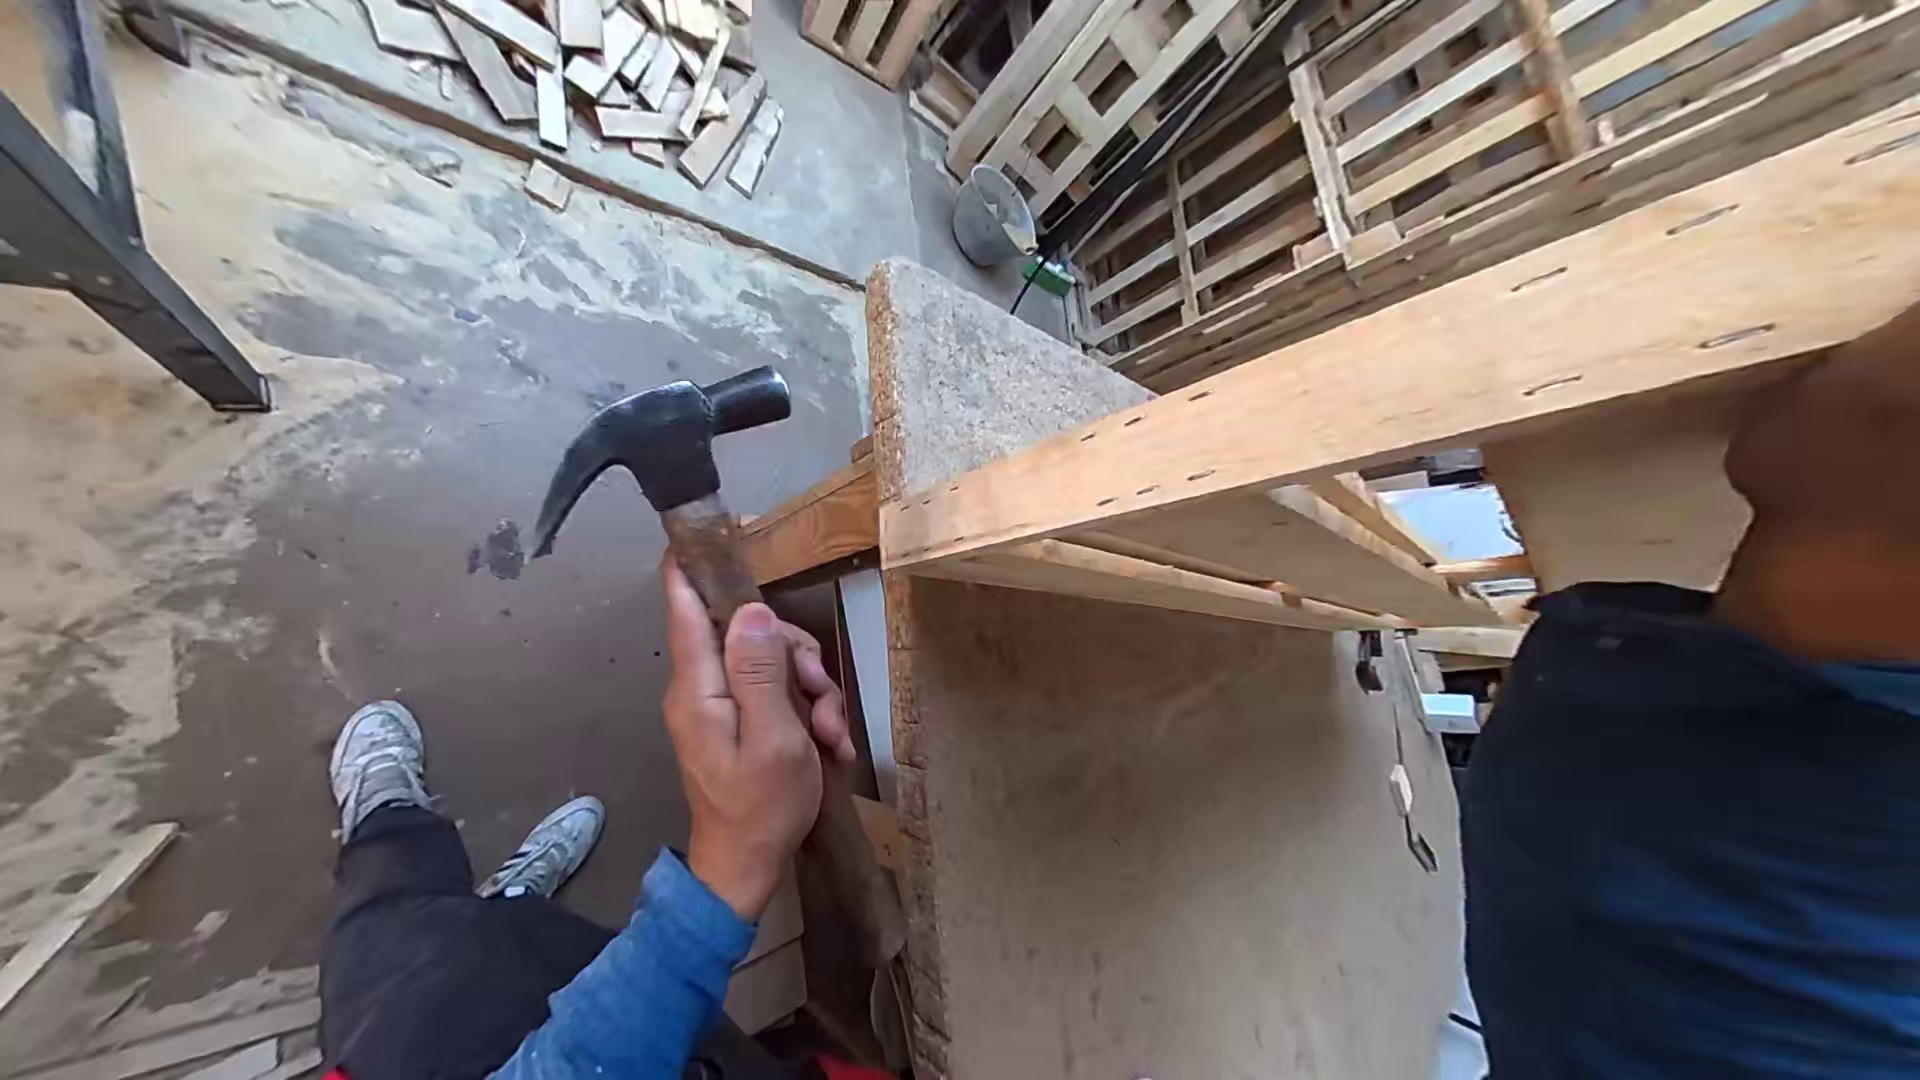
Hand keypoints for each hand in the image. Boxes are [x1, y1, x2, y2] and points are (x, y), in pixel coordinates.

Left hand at [659, 555, 854, 918]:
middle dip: (796, 655)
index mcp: (699, 687)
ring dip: (811, 688)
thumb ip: (761, 672)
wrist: (746, 869)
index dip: (691, 567)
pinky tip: (827, 742)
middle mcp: (703, 687)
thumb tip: (753, 612)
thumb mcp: (774, 737)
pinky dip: (807, 709)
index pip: (683, 609)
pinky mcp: (741, 718)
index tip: (706, 531)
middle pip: (750, 633)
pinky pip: (776, 690)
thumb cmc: (761, 807)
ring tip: (830, 732)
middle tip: (821, 695)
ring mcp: (723, 703)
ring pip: (773, 660)